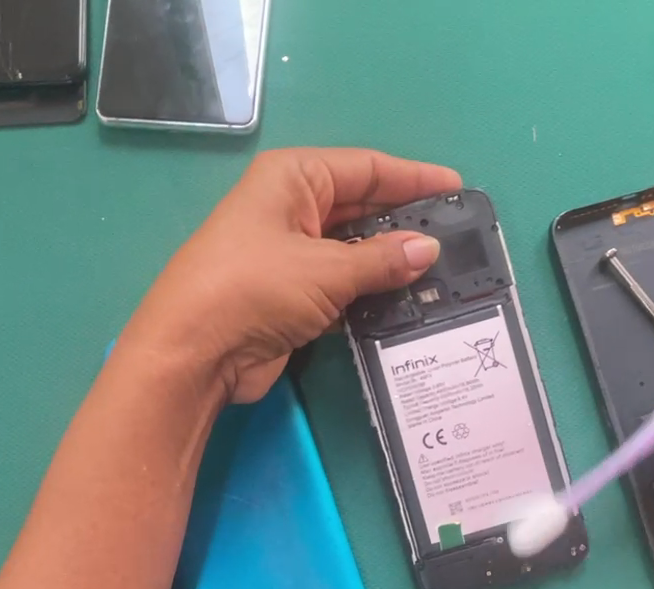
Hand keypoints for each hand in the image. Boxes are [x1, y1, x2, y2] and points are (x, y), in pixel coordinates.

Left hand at [117, 148, 460, 402]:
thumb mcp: (324, 269)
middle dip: (404, 226)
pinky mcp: (292, 303)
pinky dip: (369, 300)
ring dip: (389, 269)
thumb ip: (380, 261)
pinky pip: (342, 293)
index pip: (365, 169)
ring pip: (353, 256)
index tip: (456, 190)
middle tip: (457, 241)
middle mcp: (292, 212)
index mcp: (293, 179)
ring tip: (443, 278)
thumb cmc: (254, 288)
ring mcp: (291, 260)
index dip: (412, 179)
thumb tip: (426, 251)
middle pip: (360, 211)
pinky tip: (407, 308)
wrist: (196, 353)